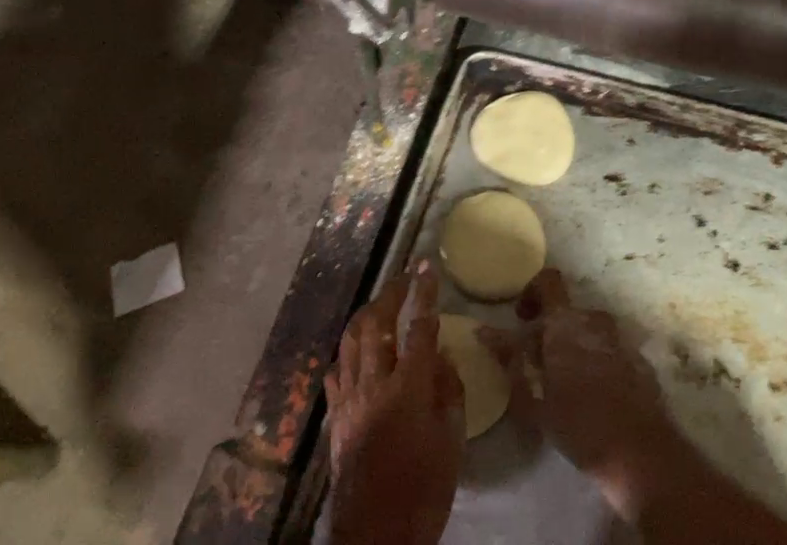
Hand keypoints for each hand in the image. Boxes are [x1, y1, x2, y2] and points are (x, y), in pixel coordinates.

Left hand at [325, 262, 464, 544]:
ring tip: (379, 302)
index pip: (419, 328)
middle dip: (391, 294)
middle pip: (377, 324)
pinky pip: (336, 372)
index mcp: (409, 390)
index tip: (427, 267)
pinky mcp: (334, 417)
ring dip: (366, 315)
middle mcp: (374, 384)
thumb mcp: (452, 442)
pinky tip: (354, 350)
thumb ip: (448, 392)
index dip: (425, 294)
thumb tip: (442, 356)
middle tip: (404, 275)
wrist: (376, 531)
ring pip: (351, 342)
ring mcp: (349, 399)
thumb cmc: (425, 489)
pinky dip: (347, 353)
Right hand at [490, 268, 683, 514]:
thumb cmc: (579, 425)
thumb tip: (484, 332)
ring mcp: (623, 342)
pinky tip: (594, 396)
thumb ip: (509, 360)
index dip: (532, 292)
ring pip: (591, 332)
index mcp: (567, 325)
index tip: (521, 319)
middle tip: (537, 364)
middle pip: (569, 312)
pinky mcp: (641, 364)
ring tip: (565, 382)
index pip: (549, 281)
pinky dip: (598, 361)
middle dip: (550, 330)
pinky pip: (611, 350)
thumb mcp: (532, 399)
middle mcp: (597, 323)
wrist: (642, 454)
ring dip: (575, 345)